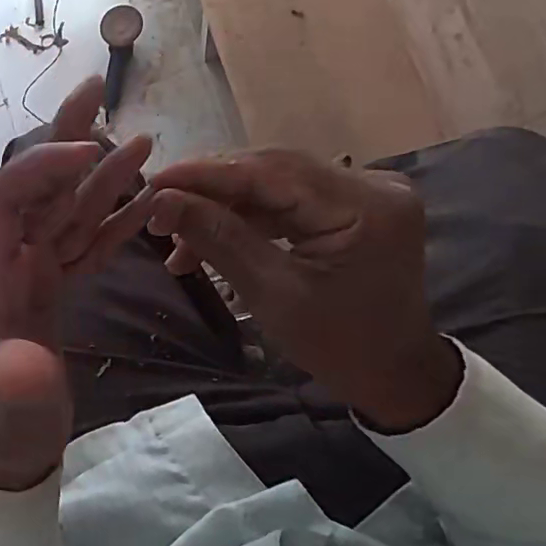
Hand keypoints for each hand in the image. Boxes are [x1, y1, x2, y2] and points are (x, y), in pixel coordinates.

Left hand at [0, 77, 152, 489]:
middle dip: (61, 141)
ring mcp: (31, 277)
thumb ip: (16, 394)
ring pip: (63, 211)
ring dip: (99, 176)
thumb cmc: (9, 433)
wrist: (12, 450)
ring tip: (142, 140)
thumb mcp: (13, 420)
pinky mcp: (53, 291)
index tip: (85, 153)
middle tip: (95, 91)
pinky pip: (82, 244)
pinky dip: (110, 220)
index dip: (33, 169)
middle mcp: (6, 267)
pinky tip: (143, 200)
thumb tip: (24, 360)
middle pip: (30, 190)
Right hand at [135, 148, 460, 432]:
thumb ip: (218, 238)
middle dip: (209, 188)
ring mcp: (363, 192)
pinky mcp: (350, 205)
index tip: (153, 182)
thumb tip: (160, 201)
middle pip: (272, 170)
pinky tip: (207, 238)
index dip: (206, 174)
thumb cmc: (337, 346)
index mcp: (366, 207)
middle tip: (156, 206)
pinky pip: (285, 200)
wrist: (392, 374)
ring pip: (273, 183)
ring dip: (221, 207)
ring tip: (175, 236)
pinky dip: (243, 217)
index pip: (272, 172)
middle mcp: (372, 184)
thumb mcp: (271, 293)